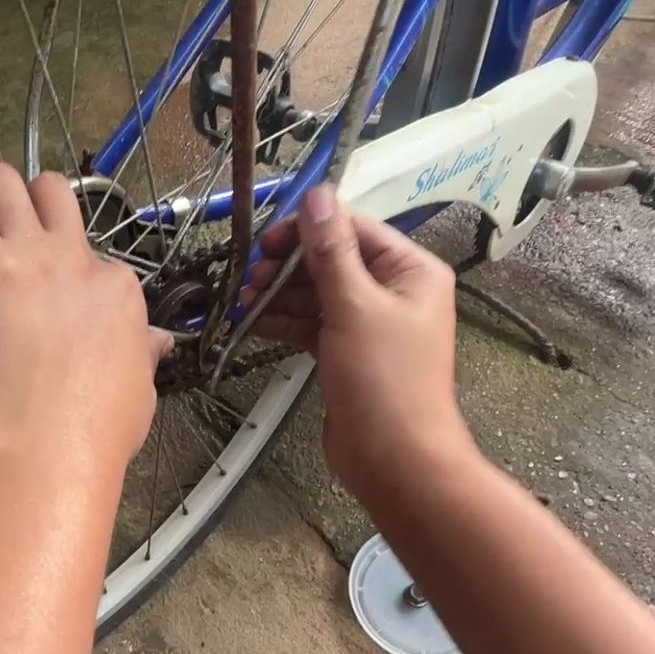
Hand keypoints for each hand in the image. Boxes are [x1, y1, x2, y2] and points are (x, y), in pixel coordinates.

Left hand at [0, 164, 172, 478]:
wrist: (49, 451)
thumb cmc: (98, 435)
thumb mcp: (140, 391)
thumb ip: (143, 355)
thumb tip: (159, 341)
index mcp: (119, 290)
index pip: (93, 257)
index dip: (66, 276)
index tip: (46, 304)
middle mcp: (79, 261)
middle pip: (51, 190)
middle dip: (24, 199)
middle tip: (2, 230)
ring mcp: (33, 261)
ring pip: (0, 181)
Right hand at [242, 184, 477, 500]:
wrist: (393, 458)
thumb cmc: (384, 379)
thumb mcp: (355, 307)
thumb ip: (331, 252)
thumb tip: (318, 195)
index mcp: (410, 271)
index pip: (354, 229)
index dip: (309, 228)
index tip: (267, 240)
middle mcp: (392, 292)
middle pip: (333, 260)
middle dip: (289, 265)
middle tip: (252, 274)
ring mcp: (368, 324)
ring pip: (317, 293)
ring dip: (280, 293)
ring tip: (245, 299)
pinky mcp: (346, 352)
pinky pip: (312, 323)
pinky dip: (284, 320)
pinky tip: (253, 319)